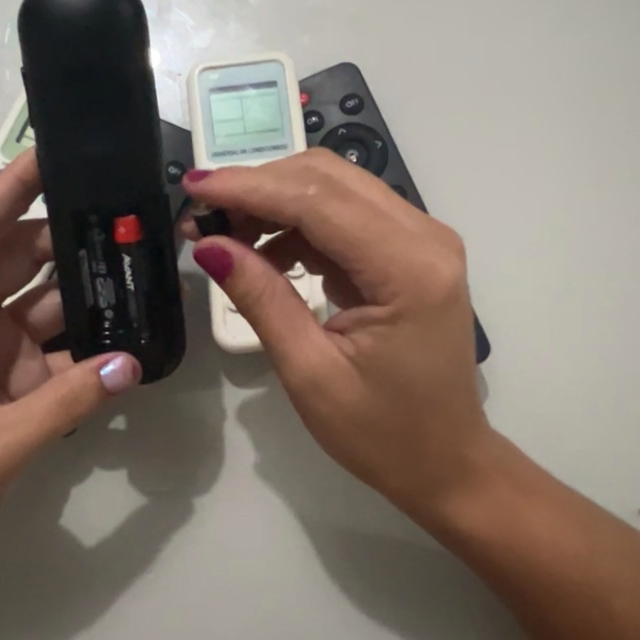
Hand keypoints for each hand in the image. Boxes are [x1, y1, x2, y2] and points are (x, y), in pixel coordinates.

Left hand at [0, 149, 139, 567]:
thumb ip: (68, 401)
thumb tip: (132, 362)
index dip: (9, 189)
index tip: (51, 154)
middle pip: (16, 255)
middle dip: (65, 231)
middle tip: (123, 208)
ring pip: (43, 294)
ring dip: (84, 279)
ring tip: (138, 255)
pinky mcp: (14, 371)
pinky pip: (57, 338)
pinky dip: (90, 330)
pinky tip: (131, 317)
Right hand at [183, 150, 490, 516]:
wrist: (445, 461)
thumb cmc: (382, 433)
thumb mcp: (310, 372)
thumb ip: (262, 299)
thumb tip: (208, 245)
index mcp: (409, 269)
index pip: (318, 201)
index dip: (250, 187)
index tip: (194, 188)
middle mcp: (426, 238)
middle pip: (330, 179)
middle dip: (260, 187)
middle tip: (203, 216)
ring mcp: (424, 241)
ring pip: (338, 188)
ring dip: (277, 201)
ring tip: (224, 234)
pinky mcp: (412, 252)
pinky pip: (348, 216)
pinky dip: (300, 223)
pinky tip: (264, 251)